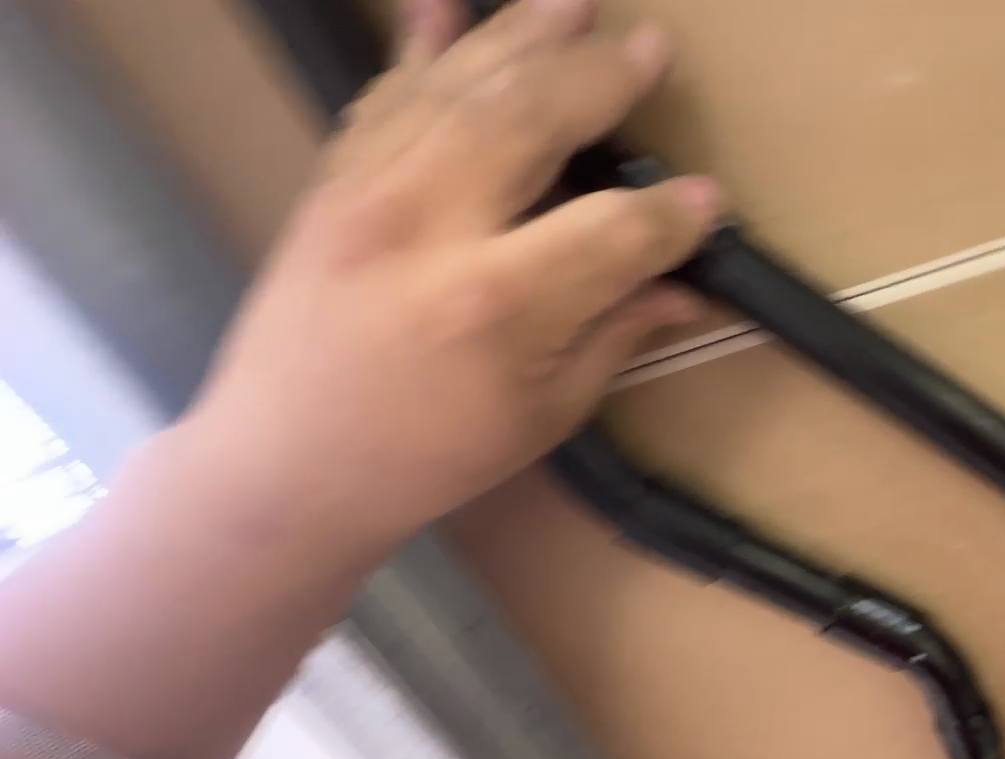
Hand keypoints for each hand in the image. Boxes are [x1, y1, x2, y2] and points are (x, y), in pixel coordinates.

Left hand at [181, 0, 719, 556]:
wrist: (290, 462)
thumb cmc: (437, 453)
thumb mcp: (550, 410)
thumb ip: (616, 335)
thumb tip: (681, 292)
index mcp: (500, 301)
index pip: (613, 232)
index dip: (671, 216)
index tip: (710, 202)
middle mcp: (430, 224)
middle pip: (529, 120)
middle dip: (599, 79)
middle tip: (651, 44)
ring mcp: (367, 190)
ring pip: (458, 88)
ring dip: (521, 37)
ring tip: (571, 0)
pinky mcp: (331, 182)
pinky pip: (384, 96)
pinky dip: (420, 48)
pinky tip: (444, 5)